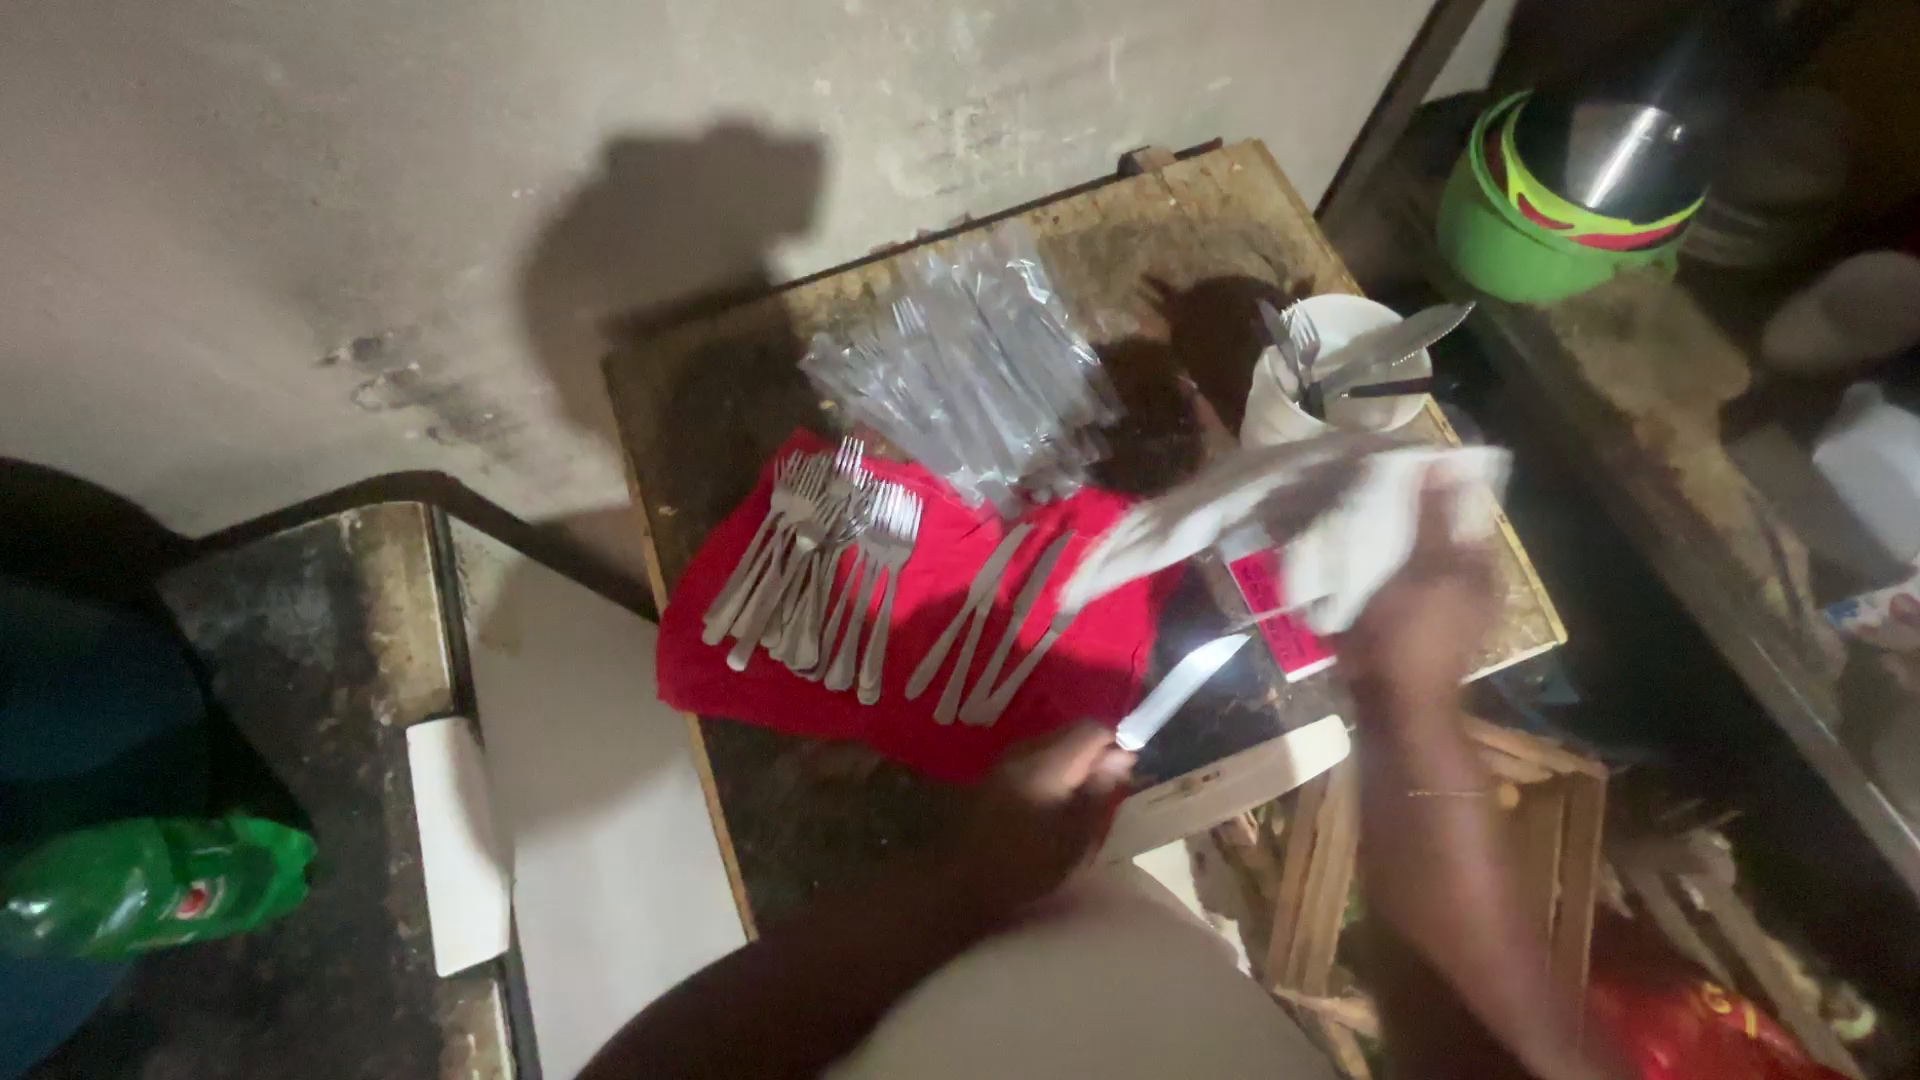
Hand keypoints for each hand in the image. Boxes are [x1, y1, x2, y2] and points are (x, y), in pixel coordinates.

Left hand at [943, 722, 1134, 916]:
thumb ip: (1099, 791)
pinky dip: (1055, 768)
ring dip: (1075, 760)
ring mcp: (1007, 759)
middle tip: (1109, 786)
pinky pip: (1037, 756)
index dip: (1115, 742)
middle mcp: (1025, 750)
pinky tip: (1057, 801)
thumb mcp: (1075, 837)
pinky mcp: (997, 773)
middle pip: (1071, 732)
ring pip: (1053, 743)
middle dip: (1096, 751)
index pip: (1091, 729)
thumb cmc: (1026, 865)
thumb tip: (1121, 756)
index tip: (1126, 770)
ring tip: (1085, 797)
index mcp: (1048, 762)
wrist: (963, 881)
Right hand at [1336, 468, 1497, 714]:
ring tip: (1340, 509)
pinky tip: (1332, 547)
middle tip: (1358, 484)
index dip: (1434, 484)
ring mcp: (1421, 601)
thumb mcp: (1426, 570)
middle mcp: (1456, 581)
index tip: (1395, 463)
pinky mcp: (1389, 615)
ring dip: (1372, 533)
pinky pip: (1375, 576)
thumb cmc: (1413, 634)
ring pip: (1397, 552)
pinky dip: (1357, 561)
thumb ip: (1433, 518)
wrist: (1386, 698)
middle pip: (1427, 530)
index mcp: (1477, 568)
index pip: (1462, 510)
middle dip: (1395, 509)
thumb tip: (1446, 462)